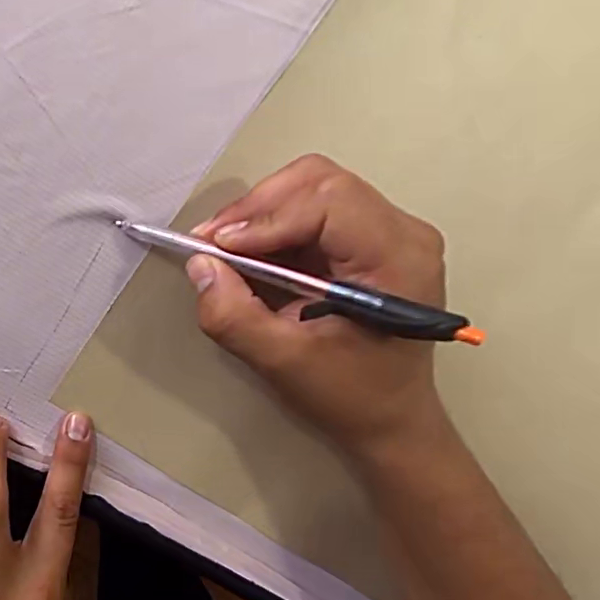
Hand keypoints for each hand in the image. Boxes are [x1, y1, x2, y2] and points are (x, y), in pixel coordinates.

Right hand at [187, 154, 450, 461]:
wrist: (390, 419)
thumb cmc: (351, 395)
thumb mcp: (281, 362)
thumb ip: (233, 315)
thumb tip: (200, 266)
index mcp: (397, 258)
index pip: (326, 203)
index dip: (263, 219)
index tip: (217, 247)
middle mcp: (400, 232)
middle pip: (317, 180)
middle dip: (256, 207)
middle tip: (214, 242)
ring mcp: (384, 231)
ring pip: (310, 185)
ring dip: (258, 212)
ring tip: (224, 246)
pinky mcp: (363, 238)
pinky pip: (309, 206)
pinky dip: (268, 222)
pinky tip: (246, 251)